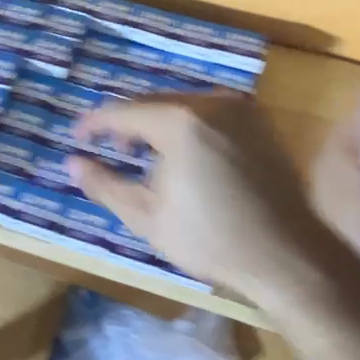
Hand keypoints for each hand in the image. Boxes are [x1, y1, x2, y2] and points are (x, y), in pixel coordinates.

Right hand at [67, 94, 343, 323]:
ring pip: (184, 106)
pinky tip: (184, 158)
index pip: (122, 112)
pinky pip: (211, 114)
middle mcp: (212, 103)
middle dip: (128, 125)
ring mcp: (242, 111)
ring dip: (159, 126)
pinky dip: (189, 128)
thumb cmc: (210, 239)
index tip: (75, 138)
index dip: (94, 124)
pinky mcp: (262, 124)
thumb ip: (104, 184)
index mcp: (179, 121)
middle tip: (111, 151)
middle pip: (154, 103)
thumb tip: (72, 162)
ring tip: (147, 158)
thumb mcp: (145, 216)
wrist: (287, 256)